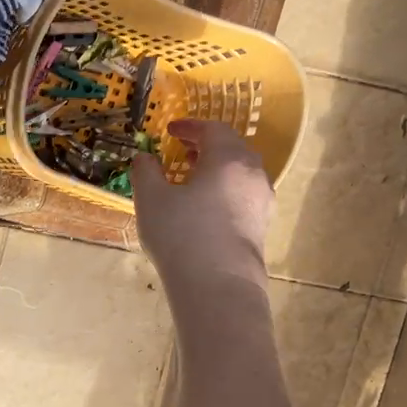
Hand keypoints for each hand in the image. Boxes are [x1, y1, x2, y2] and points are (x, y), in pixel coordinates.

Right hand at [133, 119, 272, 293]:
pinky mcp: (261, 220)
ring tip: (191, 175)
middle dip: (205, 144)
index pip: (213, 130)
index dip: (190, 126)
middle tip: (180, 148)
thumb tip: (144, 158)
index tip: (170, 129)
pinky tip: (203, 202)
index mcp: (227, 159)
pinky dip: (222, 186)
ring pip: (239, 170)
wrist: (217, 279)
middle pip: (232, 147)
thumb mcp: (151, 199)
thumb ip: (146, 172)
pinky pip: (242, 191)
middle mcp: (252, 173)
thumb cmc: (180, 232)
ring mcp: (262, 198)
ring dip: (215, 166)